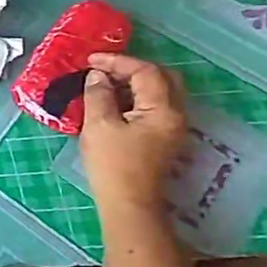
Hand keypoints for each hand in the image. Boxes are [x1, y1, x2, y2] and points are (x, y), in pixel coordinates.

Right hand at [80, 53, 187, 216]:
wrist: (128, 206)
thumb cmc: (113, 166)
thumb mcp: (99, 125)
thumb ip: (99, 94)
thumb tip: (98, 76)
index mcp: (163, 109)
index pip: (145, 71)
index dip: (117, 61)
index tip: (91, 61)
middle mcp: (176, 115)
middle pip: (162, 77)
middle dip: (133, 68)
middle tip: (104, 70)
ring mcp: (173, 129)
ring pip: (160, 93)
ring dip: (135, 84)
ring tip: (106, 85)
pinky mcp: (165, 141)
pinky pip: (155, 108)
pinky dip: (137, 99)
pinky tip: (115, 104)